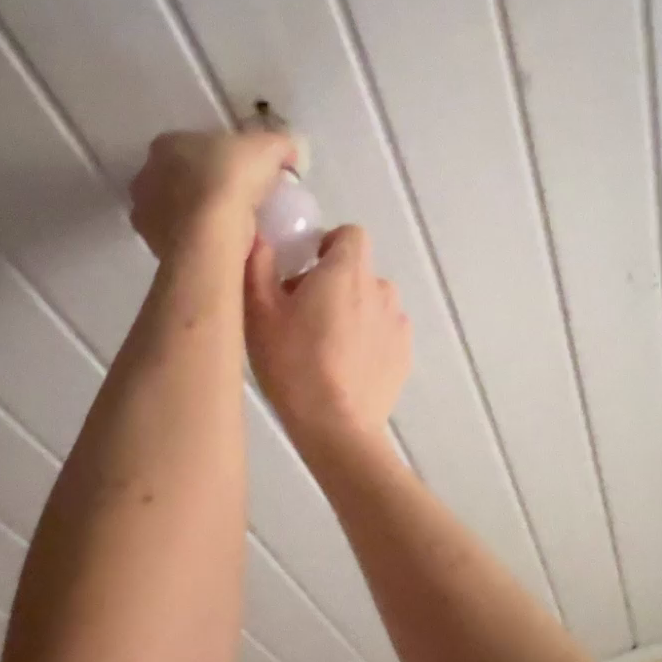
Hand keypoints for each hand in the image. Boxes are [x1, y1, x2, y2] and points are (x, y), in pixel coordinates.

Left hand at [130, 130, 295, 257]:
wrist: (210, 232)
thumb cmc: (234, 179)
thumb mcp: (270, 149)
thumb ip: (281, 146)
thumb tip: (289, 153)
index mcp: (168, 143)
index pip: (194, 146)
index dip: (221, 158)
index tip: (244, 173)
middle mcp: (147, 174)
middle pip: (181, 177)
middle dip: (204, 186)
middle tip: (238, 201)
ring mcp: (144, 211)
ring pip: (177, 210)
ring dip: (198, 215)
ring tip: (231, 227)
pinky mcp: (150, 243)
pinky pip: (179, 238)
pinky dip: (196, 240)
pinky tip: (218, 245)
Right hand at [245, 225, 410, 442]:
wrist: (336, 427)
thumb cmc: (293, 365)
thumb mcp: (259, 314)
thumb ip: (257, 266)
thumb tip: (258, 236)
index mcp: (347, 271)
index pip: (349, 234)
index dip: (328, 246)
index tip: (305, 271)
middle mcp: (380, 289)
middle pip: (357, 272)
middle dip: (333, 284)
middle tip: (301, 317)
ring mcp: (397, 323)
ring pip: (371, 304)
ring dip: (351, 313)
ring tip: (324, 348)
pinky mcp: (404, 354)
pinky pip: (382, 334)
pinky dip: (366, 341)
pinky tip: (344, 369)